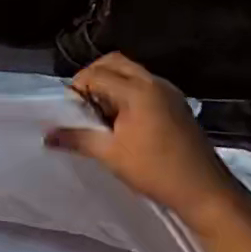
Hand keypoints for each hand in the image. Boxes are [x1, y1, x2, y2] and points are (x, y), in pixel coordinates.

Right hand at [46, 53, 250, 232]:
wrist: (203, 188)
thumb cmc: (154, 170)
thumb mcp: (110, 155)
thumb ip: (77, 138)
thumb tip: (47, 135)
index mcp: (138, 91)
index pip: (96, 74)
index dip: (76, 89)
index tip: (68, 112)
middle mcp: (154, 83)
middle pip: (114, 63)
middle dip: (91, 78)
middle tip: (80, 106)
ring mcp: (168, 91)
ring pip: (129, 72)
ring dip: (108, 85)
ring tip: (97, 116)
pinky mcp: (174, 103)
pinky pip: (143, 85)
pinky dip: (124, 93)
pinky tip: (118, 122)